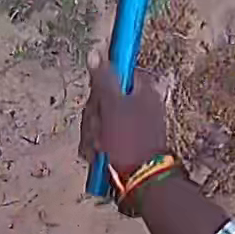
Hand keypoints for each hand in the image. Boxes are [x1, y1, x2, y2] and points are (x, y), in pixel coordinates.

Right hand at [78, 48, 170, 177]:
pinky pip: (100, 136)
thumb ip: (103, 79)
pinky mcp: (123, 142)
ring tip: (98, 147)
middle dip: (94, 117)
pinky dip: (95, 145)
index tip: (99, 100)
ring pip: (98, 120)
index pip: (115, 74)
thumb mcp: (113, 105)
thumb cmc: (130, 140)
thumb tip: (94, 53)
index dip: (101, 87)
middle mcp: (138, 105)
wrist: (141, 181)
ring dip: (92, 134)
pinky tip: (97, 155)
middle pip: (102, 99)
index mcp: (142, 90)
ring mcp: (131, 125)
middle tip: (99, 129)